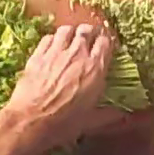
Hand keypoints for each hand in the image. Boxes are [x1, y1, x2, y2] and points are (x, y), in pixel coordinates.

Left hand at [0, 23, 113, 154]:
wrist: (30, 121)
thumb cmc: (62, 124)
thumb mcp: (89, 122)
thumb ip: (107, 115)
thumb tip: (122, 116)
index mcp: (94, 69)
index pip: (106, 43)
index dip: (107, 41)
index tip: (106, 45)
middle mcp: (77, 55)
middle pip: (86, 31)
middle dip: (90, 32)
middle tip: (89, 38)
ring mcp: (55, 52)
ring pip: (66, 30)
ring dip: (71, 32)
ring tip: (71, 38)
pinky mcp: (37, 56)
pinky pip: (47, 38)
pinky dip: (52, 39)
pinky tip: (52, 46)